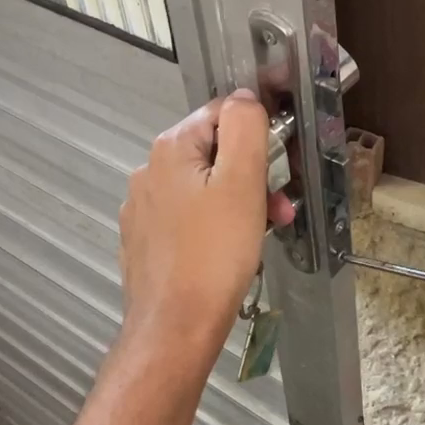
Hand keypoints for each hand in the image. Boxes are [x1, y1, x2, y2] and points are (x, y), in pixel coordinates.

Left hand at [118, 91, 283, 351]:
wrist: (176, 327)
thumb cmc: (215, 252)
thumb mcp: (242, 181)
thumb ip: (246, 127)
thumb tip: (245, 97)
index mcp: (171, 147)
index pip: (223, 112)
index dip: (258, 131)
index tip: (282, 162)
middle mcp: (149, 170)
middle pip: (214, 151)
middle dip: (253, 173)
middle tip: (279, 206)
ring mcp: (143, 207)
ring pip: (204, 186)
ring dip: (240, 200)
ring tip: (266, 230)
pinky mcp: (144, 239)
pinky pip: (189, 216)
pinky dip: (216, 224)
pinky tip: (233, 248)